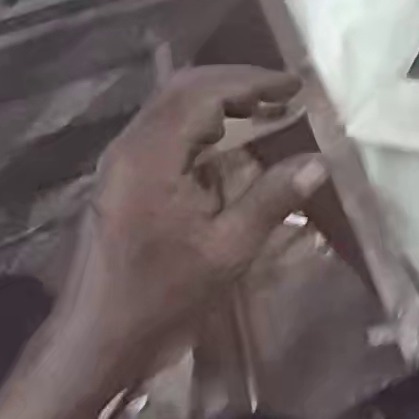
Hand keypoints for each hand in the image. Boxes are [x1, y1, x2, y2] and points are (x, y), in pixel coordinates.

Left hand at [48, 65, 327, 390]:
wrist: (99, 337)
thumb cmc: (164, 295)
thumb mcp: (228, 250)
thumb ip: (272, 199)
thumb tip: (319, 162)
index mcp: (151, 157)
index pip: (203, 93)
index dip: (252, 81)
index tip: (296, 87)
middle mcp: (131, 147)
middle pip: (183, 89)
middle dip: (238, 82)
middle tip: (285, 92)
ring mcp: (124, 161)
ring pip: (173, 106)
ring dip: (222, 100)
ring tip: (269, 109)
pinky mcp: (126, 178)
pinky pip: (169, 131)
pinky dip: (206, 123)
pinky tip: (234, 141)